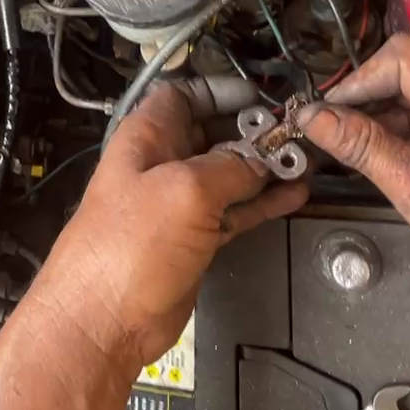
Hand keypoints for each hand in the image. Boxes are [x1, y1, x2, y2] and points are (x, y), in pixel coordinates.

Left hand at [25, 85, 309, 369]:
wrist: (105, 318)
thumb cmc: (129, 244)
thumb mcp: (185, 190)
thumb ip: (229, 167)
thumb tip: (260, 160)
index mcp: (146, 137)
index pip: (182, 95)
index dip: (219, 91)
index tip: (258, 98)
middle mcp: (161, 164)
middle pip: (210, 132)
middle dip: (251, 130)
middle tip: (292, 133)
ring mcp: (177, 203)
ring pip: (227, 173)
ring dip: (264, 167)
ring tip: (304, 161)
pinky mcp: (193, 238)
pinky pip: (233, 210)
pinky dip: (262, 202)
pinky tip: (294, 193)